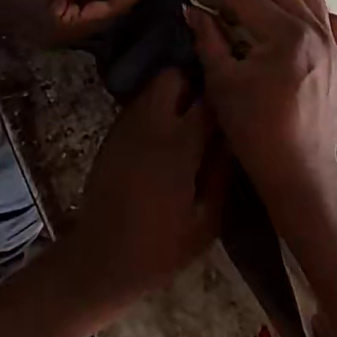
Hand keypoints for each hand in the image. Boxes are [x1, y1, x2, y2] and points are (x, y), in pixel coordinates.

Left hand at [59, 70, 227, 305]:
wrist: (99, 261)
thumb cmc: (159, 249)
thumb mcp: (206, 223)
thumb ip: (222, 174)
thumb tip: (234, 139)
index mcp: (178, 146)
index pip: (207, 99)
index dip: (223, 96)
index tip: (236, 102)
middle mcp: (149, 125)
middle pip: (172, 76)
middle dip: (192, 83)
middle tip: (207, 107)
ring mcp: (126, 127)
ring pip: (152, 87)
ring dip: (172, 95)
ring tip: (187, 119)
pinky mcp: (111, 135)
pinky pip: (138, 106)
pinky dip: (154, 110)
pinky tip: (163, 136)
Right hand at [184, 0, 336, 201]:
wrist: (299, 171)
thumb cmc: (256, 130)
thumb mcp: (222, 83)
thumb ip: (207, 39)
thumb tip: (193, 10)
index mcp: (285, 33)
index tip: (201, 4)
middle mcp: (313, 28)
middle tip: (224, 10)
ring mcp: (331, 40)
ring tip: (256, 14)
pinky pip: (327, 17)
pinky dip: (307, 13)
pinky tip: (289, 29)